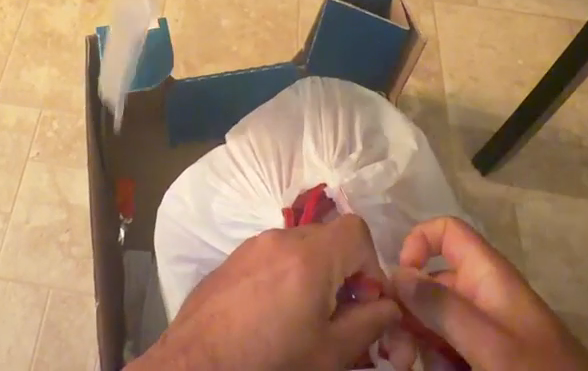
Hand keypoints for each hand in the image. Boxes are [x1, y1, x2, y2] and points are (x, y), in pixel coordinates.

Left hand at [139, 215, 401, 370]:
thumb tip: (389, 306)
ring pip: (301, 245)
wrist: (197, 365)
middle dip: (344, 271)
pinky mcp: (233, 258)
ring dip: (316, 273)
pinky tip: (277, 314)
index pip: (357, 230)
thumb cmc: (270, 361)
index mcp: (309, 255)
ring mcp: (252, 244)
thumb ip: (368, 323)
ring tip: (308, 318)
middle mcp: (280, 237)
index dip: (370, 264)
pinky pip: (274, 254)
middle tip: (341, 315)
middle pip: (329, 237)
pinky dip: (288, 275)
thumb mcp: (330, 353)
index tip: (365, 301)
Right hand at [390, 217, 587, 370]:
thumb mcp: (489, 344)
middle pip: (432, 282)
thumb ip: (442, 307)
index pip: (447, 232)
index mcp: (489, 275)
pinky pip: (450, 348)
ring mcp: (486, 329)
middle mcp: (484, 294)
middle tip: (397, 350)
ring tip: (412, 364)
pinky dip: (438, 359)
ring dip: (420, 341)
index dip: (418, 244)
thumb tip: (396, 273)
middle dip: (409, 311)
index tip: (401, 283)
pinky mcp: (487, 358)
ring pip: (435, 320)